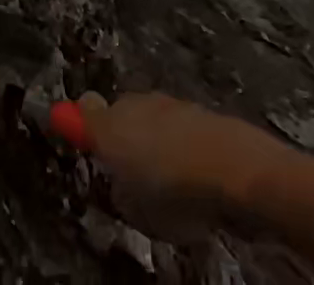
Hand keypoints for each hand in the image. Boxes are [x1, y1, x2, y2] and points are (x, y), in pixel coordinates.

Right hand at [77, 92, 292, 241]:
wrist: (237, 170)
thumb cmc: (174, 193)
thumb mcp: (134, 207)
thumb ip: (119, 187)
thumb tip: (118, 177)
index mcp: (111, 124)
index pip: (86, 111)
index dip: (80, 121)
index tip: (76, 130)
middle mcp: (138, 104)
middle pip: (122, 114)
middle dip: (124, 135)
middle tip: (129, 172)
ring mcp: (174, 106)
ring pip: (155, 121)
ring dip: (156, 140)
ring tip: (168, 180)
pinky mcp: (204, 114)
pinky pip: (182, 129)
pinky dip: (183, 144)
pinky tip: (195, 175)